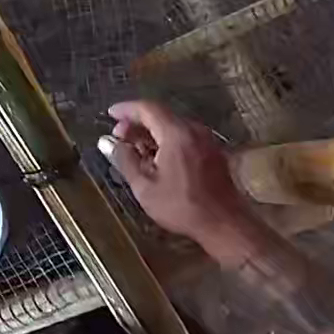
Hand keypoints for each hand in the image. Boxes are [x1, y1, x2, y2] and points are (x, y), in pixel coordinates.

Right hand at [102, 100, 258, 242]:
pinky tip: (156, 158)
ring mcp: (206, 140)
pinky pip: (184, 136)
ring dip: (151, 133)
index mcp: (177, 134)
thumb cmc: (183, 207)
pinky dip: (165, 140)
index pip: (147, 108)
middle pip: (160, 115)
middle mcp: (193, 130)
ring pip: (172, 125)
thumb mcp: (145, 187)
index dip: (126, 109)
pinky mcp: (212, 151)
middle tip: (119, 137)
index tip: (110, 114)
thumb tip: (108, 143)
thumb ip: (125, 160)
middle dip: (137, 123)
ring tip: (134, 150)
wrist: (224, 224)